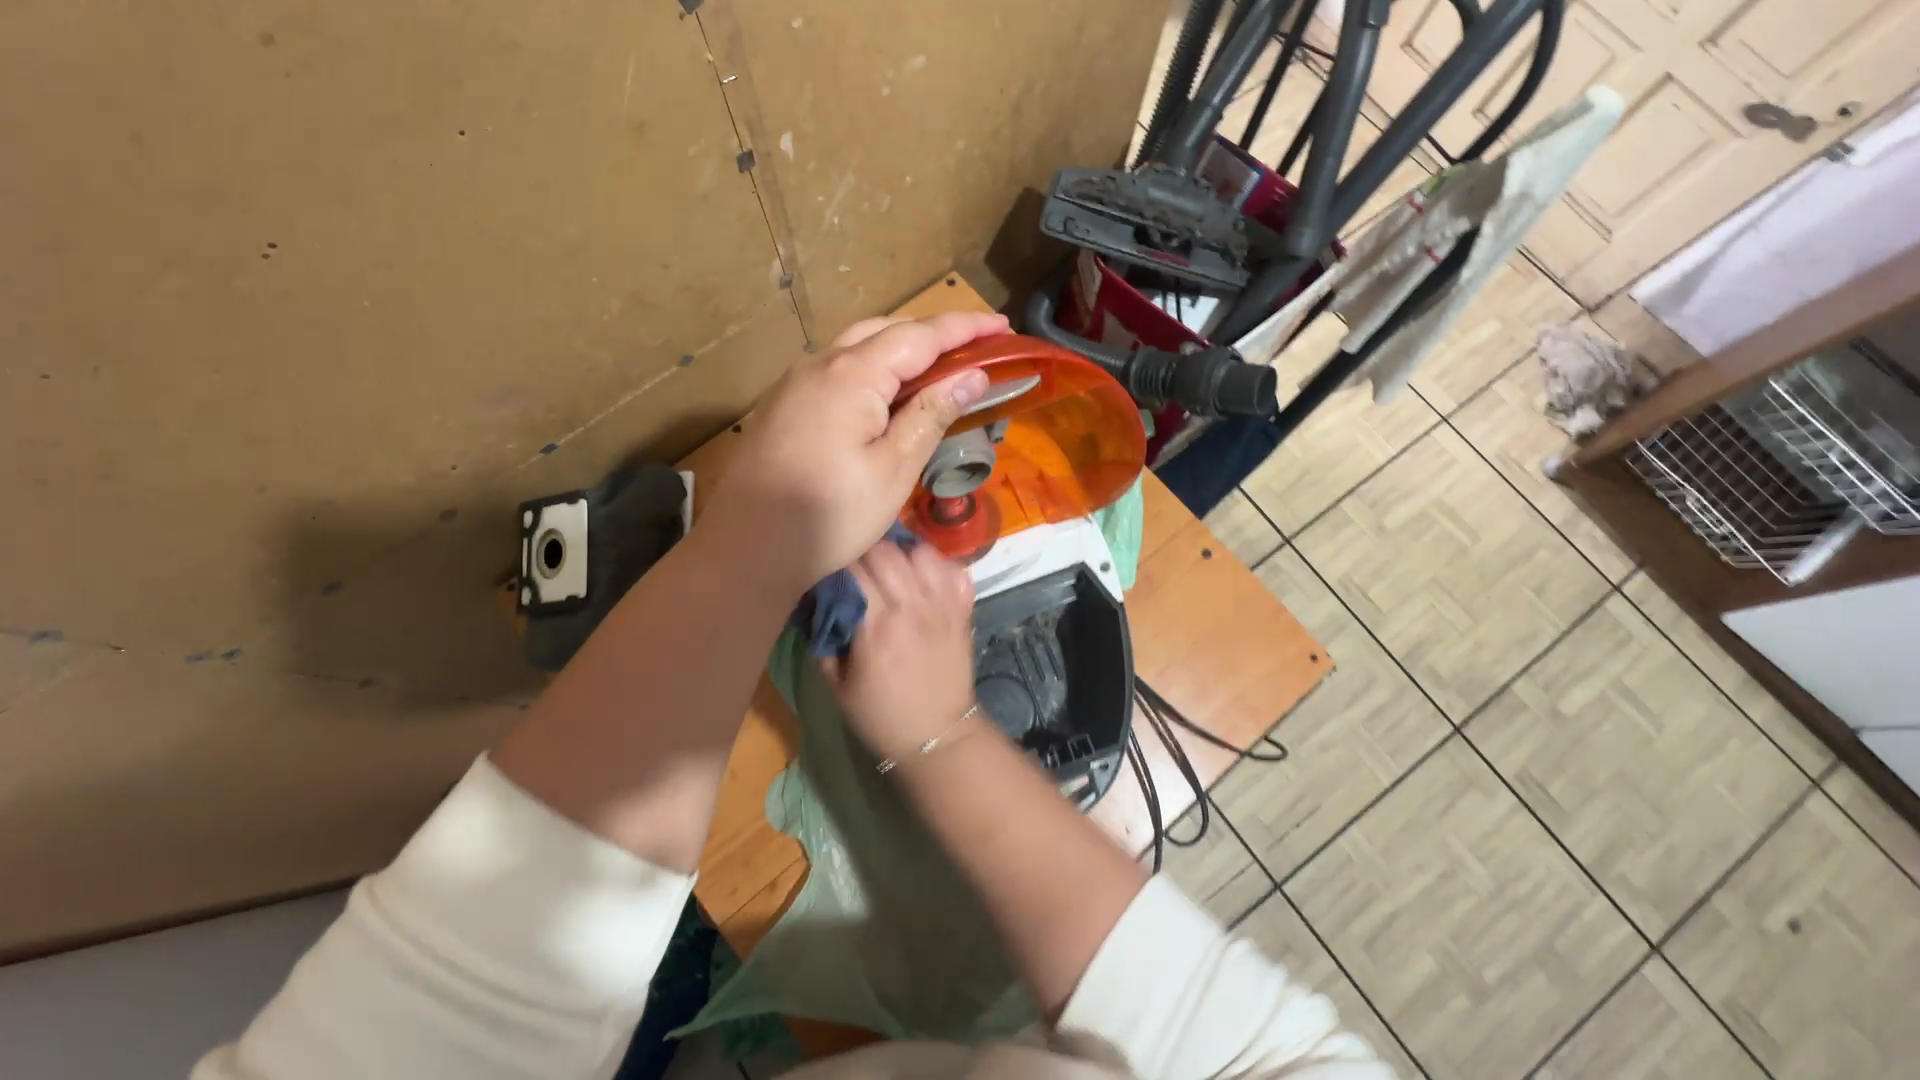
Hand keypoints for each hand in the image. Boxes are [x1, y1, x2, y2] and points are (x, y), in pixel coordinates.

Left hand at [700, 311, 1008, 594]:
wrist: (747, 546)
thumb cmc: (829, 514)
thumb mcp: (894, 469)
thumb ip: (932, 414)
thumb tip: (972, 375)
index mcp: (853, 374)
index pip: (921, 336)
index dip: (966, 329)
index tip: (1003, 327)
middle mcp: (820, 364)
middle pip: (886, 331)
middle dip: (934, 334)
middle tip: (974, 348)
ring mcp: (795, 383)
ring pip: (857, 347)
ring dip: (900, 349)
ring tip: (936, 368)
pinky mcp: (783, 405)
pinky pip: (836, 369)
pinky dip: (871, 369)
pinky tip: (884, 397)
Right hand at [824, 542, 980, 764]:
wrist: (938, 736)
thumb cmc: (881, 716)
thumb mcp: (837, 687)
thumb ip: (825, 642)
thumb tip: (817, 605)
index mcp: (876, 627)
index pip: (854, 569)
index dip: (838, 562)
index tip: (830, 568)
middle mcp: (912, 608)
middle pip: (886, 552)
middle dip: (866, 550)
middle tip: (857, 564)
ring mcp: (943, 607)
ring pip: (921, 553)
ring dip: (901, 552)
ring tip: (890, 565)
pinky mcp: (964, 612)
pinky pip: (954, 570)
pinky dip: (937, 565)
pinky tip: (923, 575)